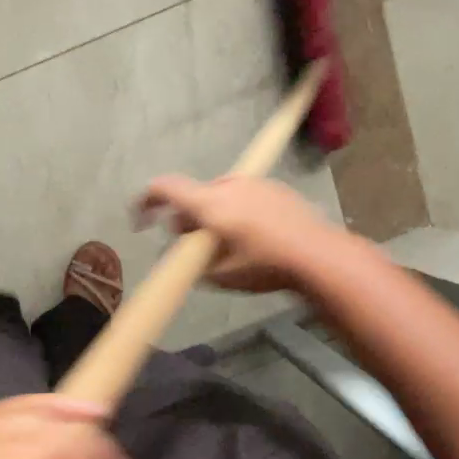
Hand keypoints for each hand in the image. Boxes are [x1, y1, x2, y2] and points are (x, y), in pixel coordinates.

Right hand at [136, 174, 347, 292]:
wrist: (318, 255)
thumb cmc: (264, 266)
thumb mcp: (220, 275)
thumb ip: (193, 262)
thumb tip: (181, 257)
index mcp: (210, 203)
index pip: (166, 188)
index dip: (146, 201)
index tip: (141, 218)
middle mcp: (229, 185)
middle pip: (195, 195)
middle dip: (186, 217)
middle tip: (189, 242)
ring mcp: (255, 183)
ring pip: (220, 196)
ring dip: (213, 215)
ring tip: (223, 242)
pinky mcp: (276, 189)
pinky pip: (244, 197)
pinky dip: (236, 212)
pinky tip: (251, 237)